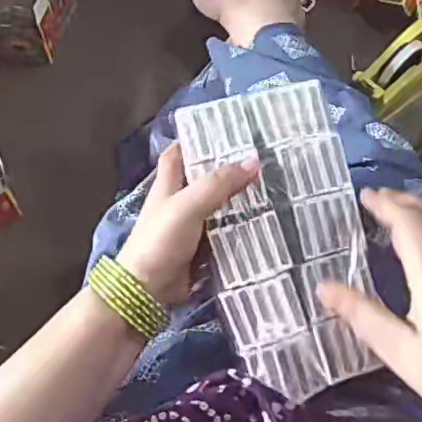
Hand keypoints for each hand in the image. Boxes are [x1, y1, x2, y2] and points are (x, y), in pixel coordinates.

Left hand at [115, 143, 259, 306]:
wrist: (147, 290)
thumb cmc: (160, 240)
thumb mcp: (188, 205)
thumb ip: (219, 183)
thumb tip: (254, 161)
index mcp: (167, 186)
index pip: (177, 154)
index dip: (194, 140)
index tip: (224, 131)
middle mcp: (178, 204)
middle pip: (204, 181)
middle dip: (228, 171)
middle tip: (262, 160)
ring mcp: (190, 230)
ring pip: (218, 209)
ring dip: (240, 201)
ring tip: (273, 187)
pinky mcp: (201, 252)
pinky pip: (225, 236)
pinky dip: (241, 230)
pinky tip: (266, 223)